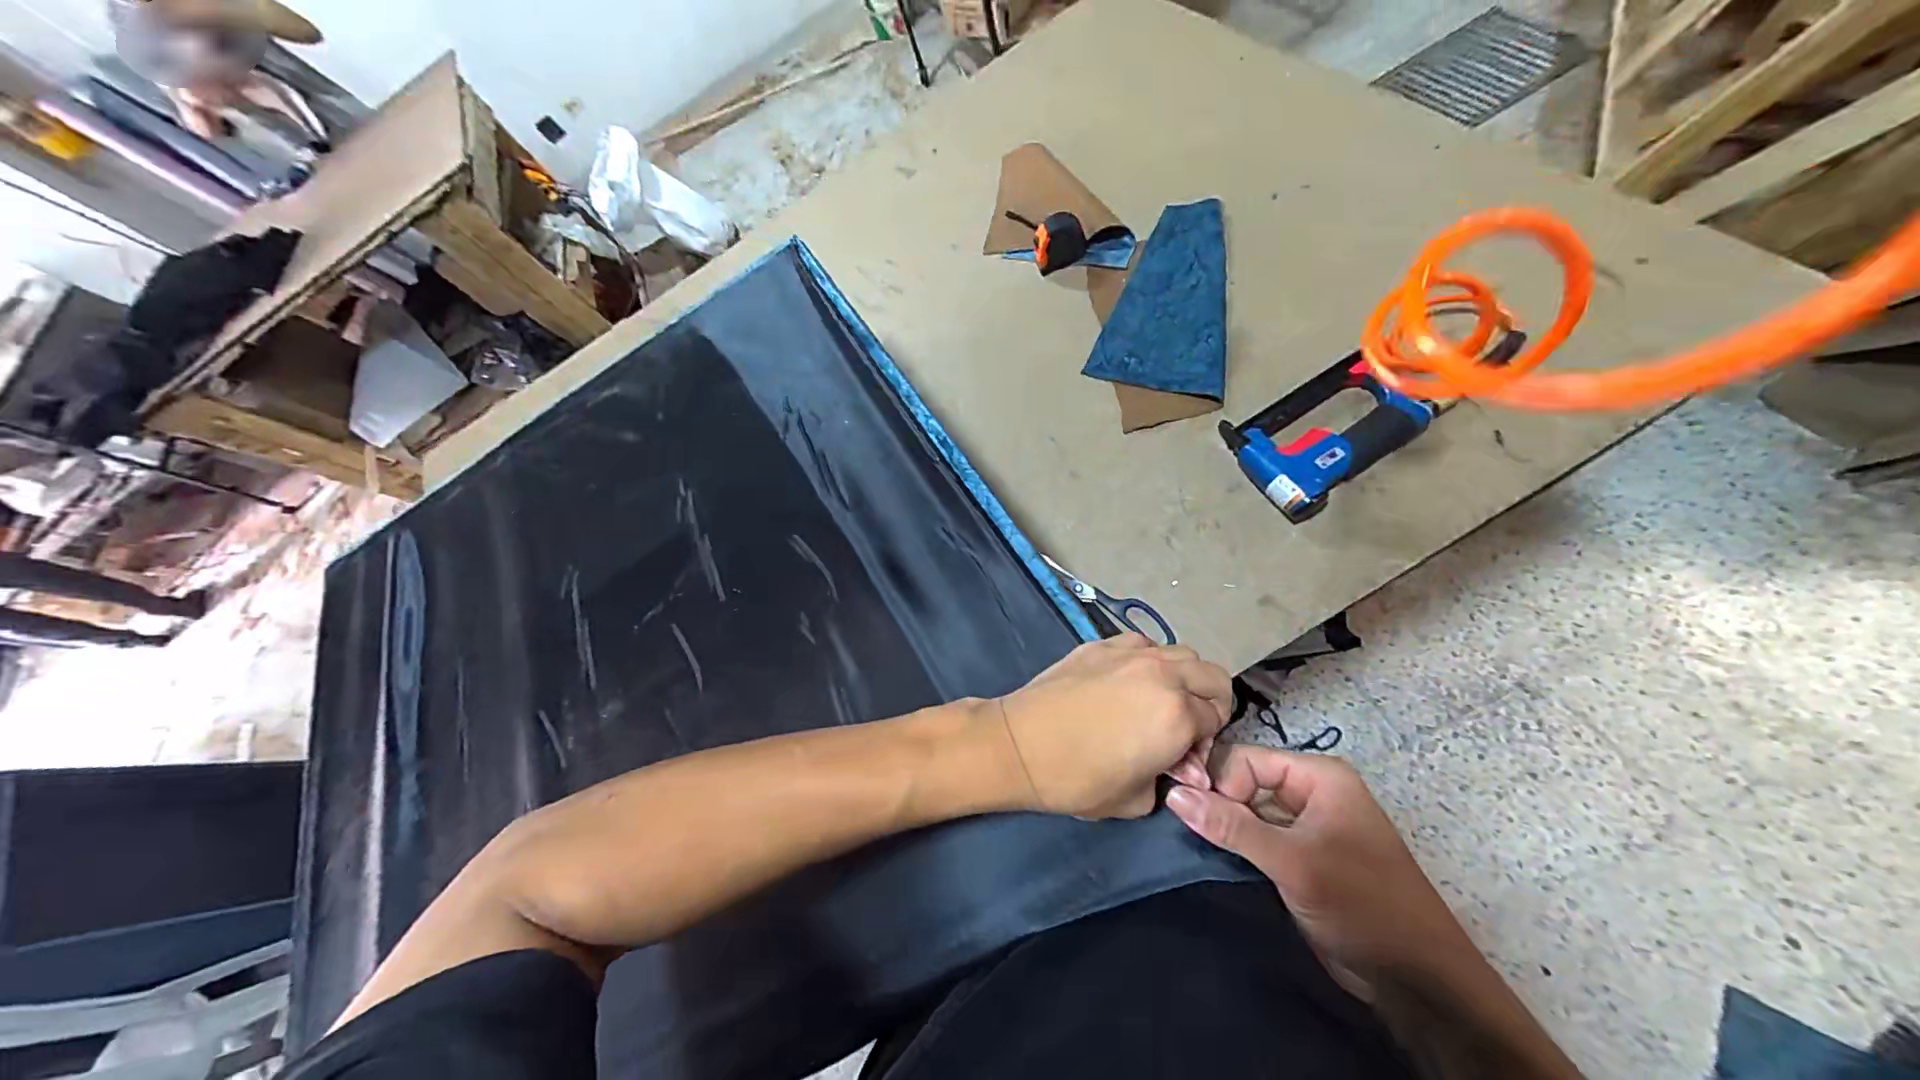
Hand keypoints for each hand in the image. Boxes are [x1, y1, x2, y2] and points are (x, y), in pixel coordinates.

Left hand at [994, 634, 1232, 818]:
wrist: (1018, 745)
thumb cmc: (1076, 780)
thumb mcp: (1136, 800)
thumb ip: (1169, 779)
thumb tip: (1178, 764)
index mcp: (1178, 714)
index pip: (1215, 720)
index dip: (1204, 743)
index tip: (1184, 757)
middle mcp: (1162, 674)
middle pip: (1212, 676)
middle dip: (1209, 702)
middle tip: (1186, 725)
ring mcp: (1130, 653)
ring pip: (1181, 652)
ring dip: (1182, 677)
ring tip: (1158, 700)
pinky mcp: (1101, 644)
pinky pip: (1143, 643)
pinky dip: (1150, 660)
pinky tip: (1128, 682)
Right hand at [1166, 746, 1475, 977]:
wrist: (1416, 980)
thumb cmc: (1362, 905)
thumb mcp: (1293, 862)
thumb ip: (1232, 827)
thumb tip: (1174, 796)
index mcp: (1319, 776)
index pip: (1245, 760)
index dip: (1217, 782)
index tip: (1192, 814)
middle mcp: (1311, 792)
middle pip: (1244, 780)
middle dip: (1216, 801)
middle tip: (1185, 828)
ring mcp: (1306, 825)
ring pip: (1247, 810)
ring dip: (1223, 826)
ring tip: (1193, 842)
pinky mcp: (1300, 856)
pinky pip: (1256, 836)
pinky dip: (1235, 845)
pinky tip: (1211, 856)